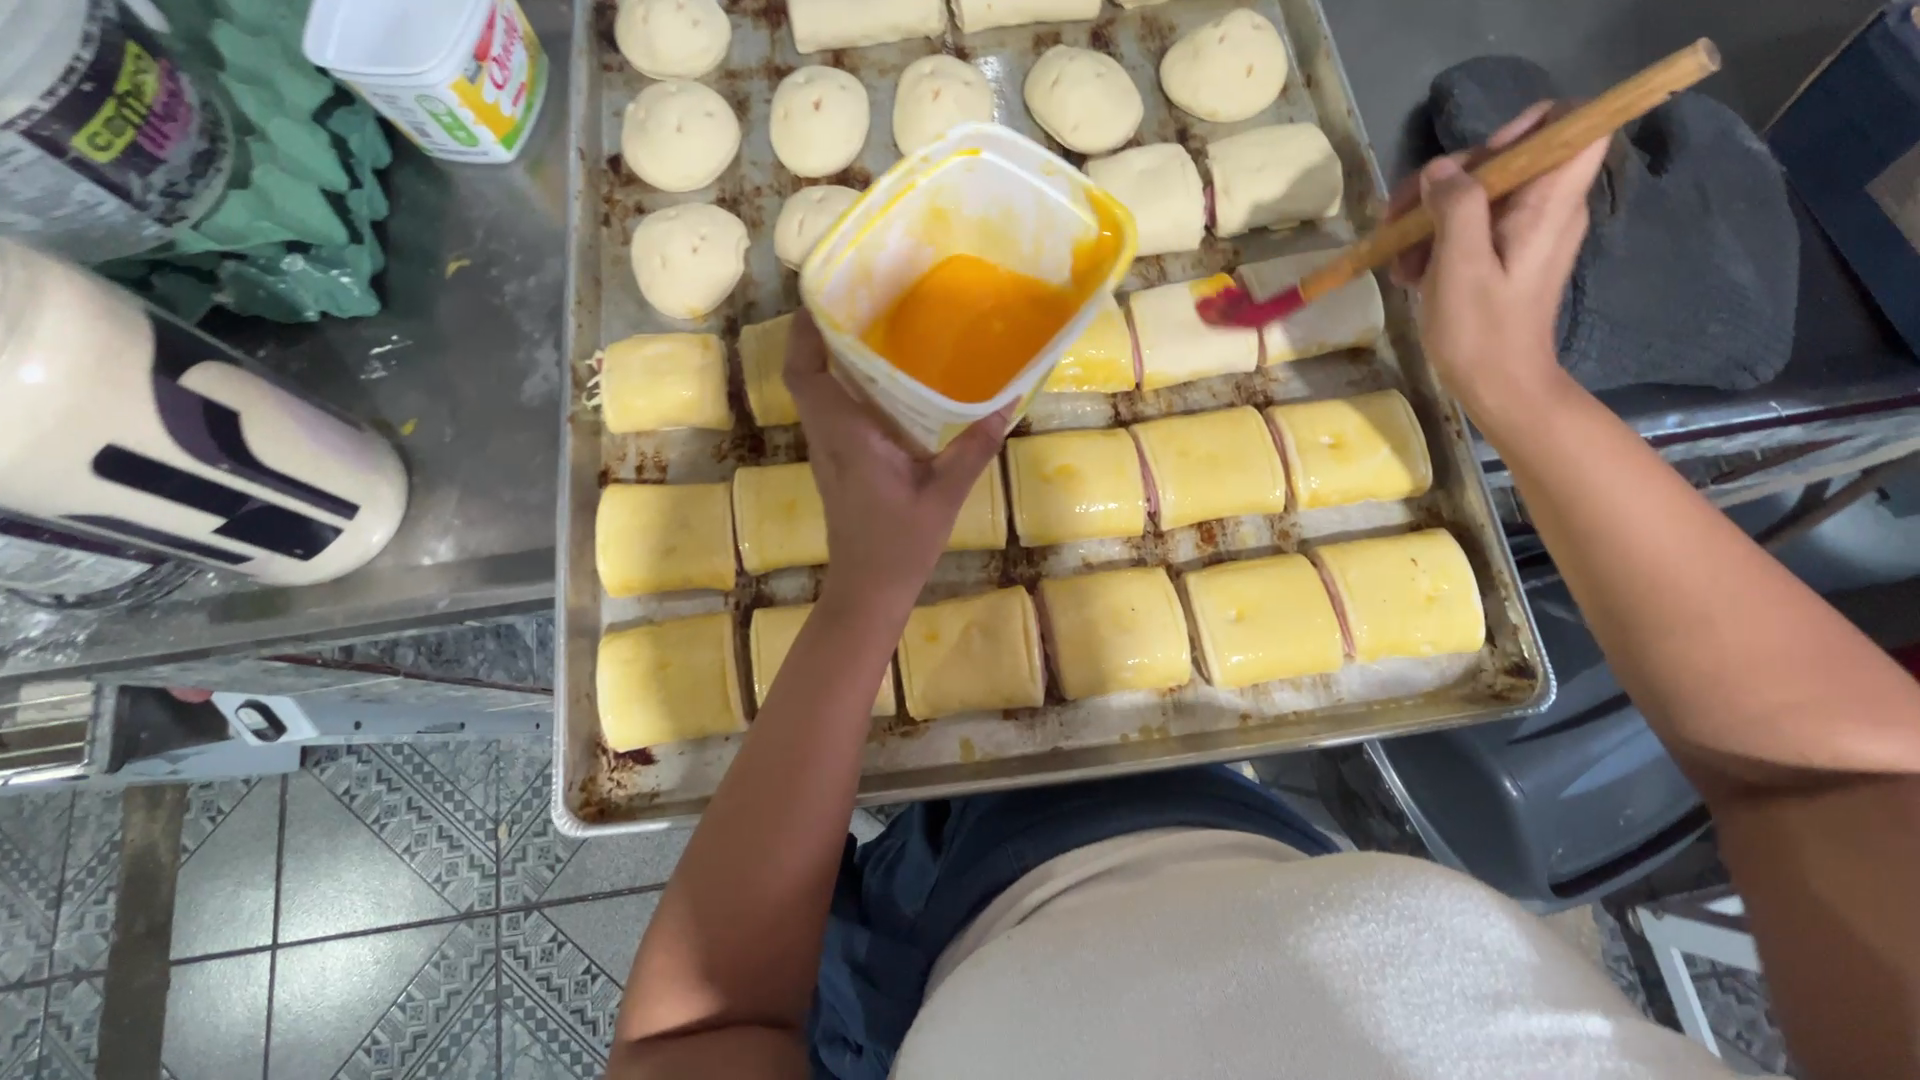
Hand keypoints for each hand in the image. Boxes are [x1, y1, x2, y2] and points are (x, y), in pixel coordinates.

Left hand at [783, 311, 1009, 612]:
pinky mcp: (837, 464)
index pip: (806, 375)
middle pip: (805, 376)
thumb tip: (1008, 402)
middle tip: (857, 303)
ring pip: (815, 394)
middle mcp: (828, 438)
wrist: (868, 588)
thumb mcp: (945, 494)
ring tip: (871, 330)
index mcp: (847, 437)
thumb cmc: (900, 543)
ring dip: (830, 360)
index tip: (824, 298)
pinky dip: (843, 388)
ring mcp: (828, 452)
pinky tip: (883, 383)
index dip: (805, 334)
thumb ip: (973, 447)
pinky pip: (830, 412)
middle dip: (819, 336)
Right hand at [1387, 101, 1608, 420]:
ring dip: (1431, 217)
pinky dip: (1437, 241)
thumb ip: (1457, 207)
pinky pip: (1472, 226)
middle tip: (1402, 216)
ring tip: (1398, 257)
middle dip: (1448, 179)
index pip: (1574, 125)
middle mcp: (1547, 207)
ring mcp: (1526, 232)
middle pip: (1507, 159)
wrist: (1498, 386)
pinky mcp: (1505, 255)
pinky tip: (1409, 273)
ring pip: (1480, 194)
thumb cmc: (1481, 330)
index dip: (1526, 125)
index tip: (1475, 158)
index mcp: (1549, 203)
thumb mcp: (1460, 266)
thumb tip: (1442, 170)